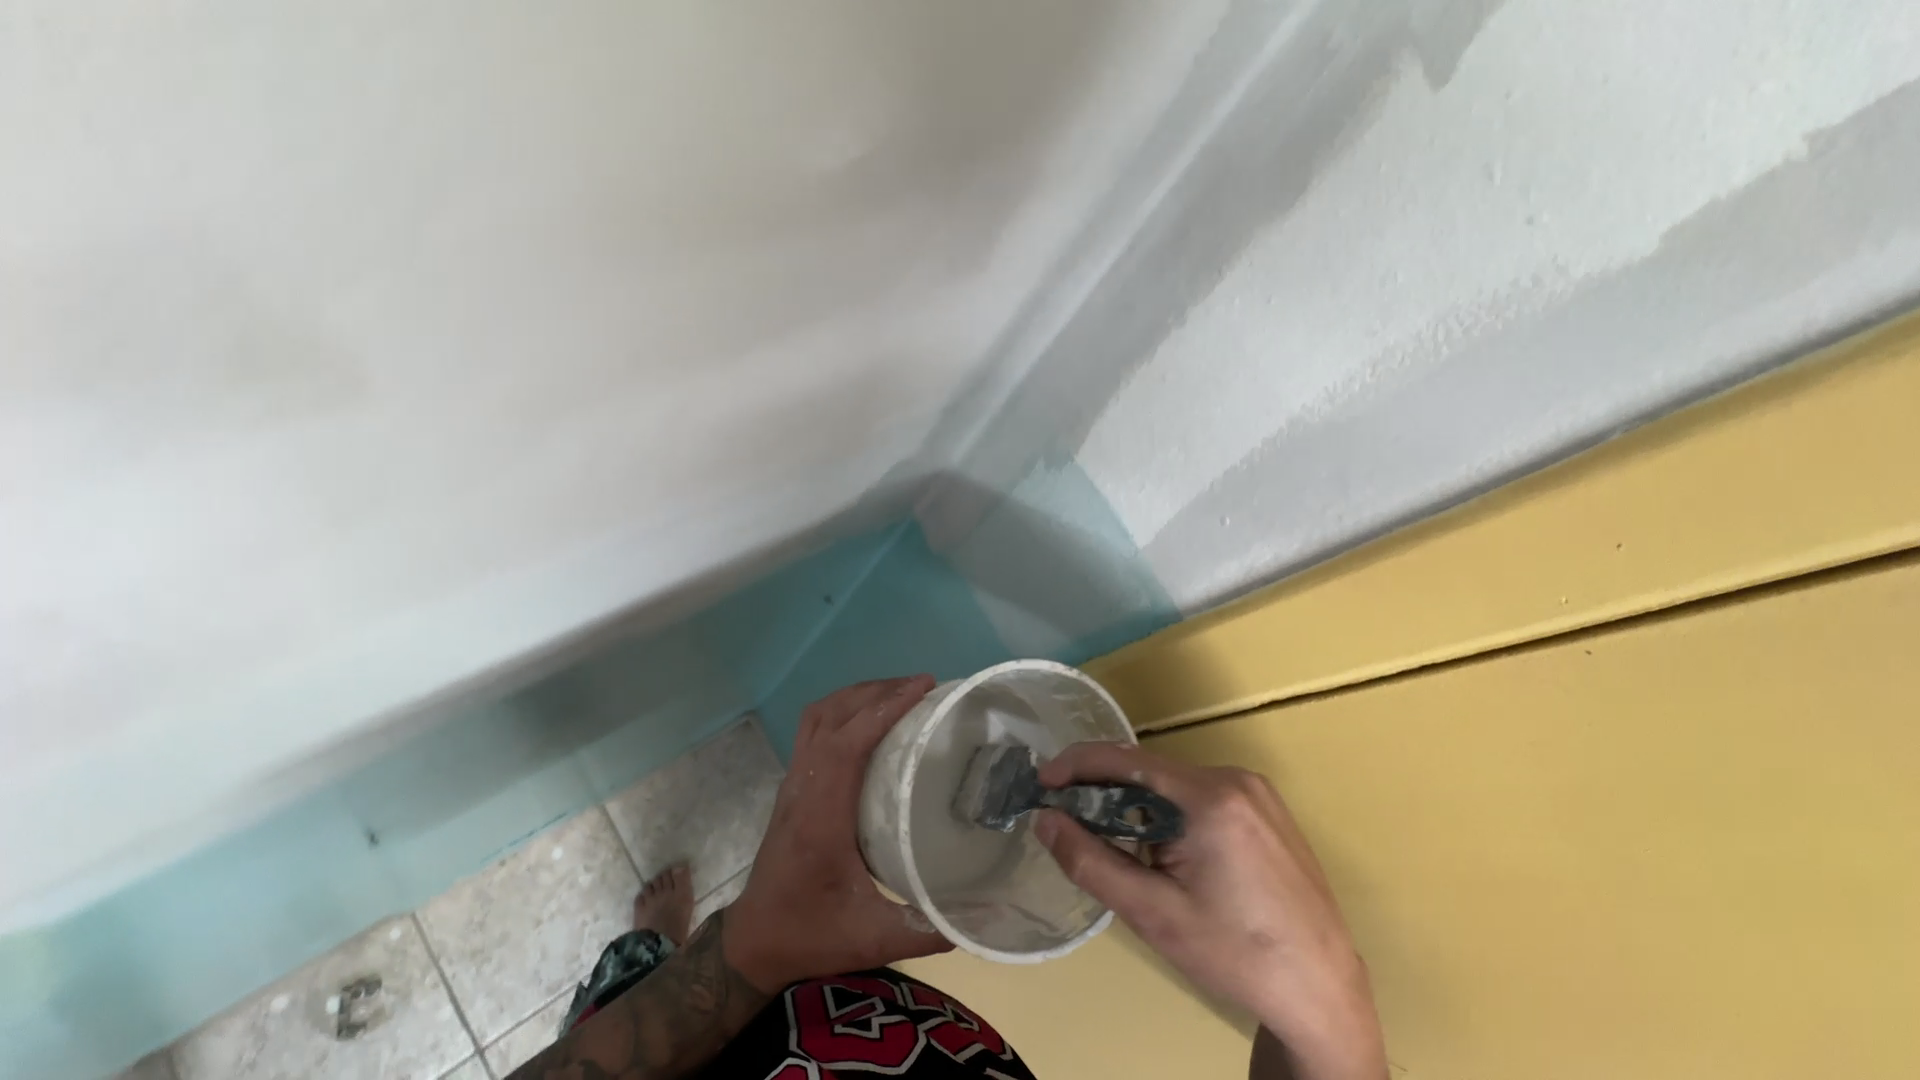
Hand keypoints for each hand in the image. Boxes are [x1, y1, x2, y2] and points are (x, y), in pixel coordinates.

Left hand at [722, 676, 953, 992]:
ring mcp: (793, 784)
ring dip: (858, 696)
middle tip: (925, 688)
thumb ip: (927, 931)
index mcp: (821, 816)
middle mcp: (803, 788)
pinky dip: (844, 711)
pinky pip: (814, 729)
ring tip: (901, 694)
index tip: (925, 688)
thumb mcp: (872, 940)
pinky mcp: (792, 787)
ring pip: (819, 717)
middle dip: (878, 692)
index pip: (848, 742)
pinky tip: (872, 721)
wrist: (752, 942)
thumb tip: (985, 916)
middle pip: (833, 716)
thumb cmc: (811, 934)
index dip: (885, 708)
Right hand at [1033, 743, 1385, 1079]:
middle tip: (1071, 824)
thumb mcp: (1151, 912)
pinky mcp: (1268, 809)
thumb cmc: (1233, 954)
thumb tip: (1045, 819)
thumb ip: (1090, 860)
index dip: (1076, 765)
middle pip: (1149, 769)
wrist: (1320, 988)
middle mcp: (1234, 779)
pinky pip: (1201, 795)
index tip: (1040, 783)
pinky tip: (1168, 855)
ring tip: (1121, 851)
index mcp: (1208, 798)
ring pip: (1174, 783)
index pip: (1125, 759)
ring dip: (1138, 805)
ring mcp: (1256, 792)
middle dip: (1105, 791)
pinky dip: (1170, 812)